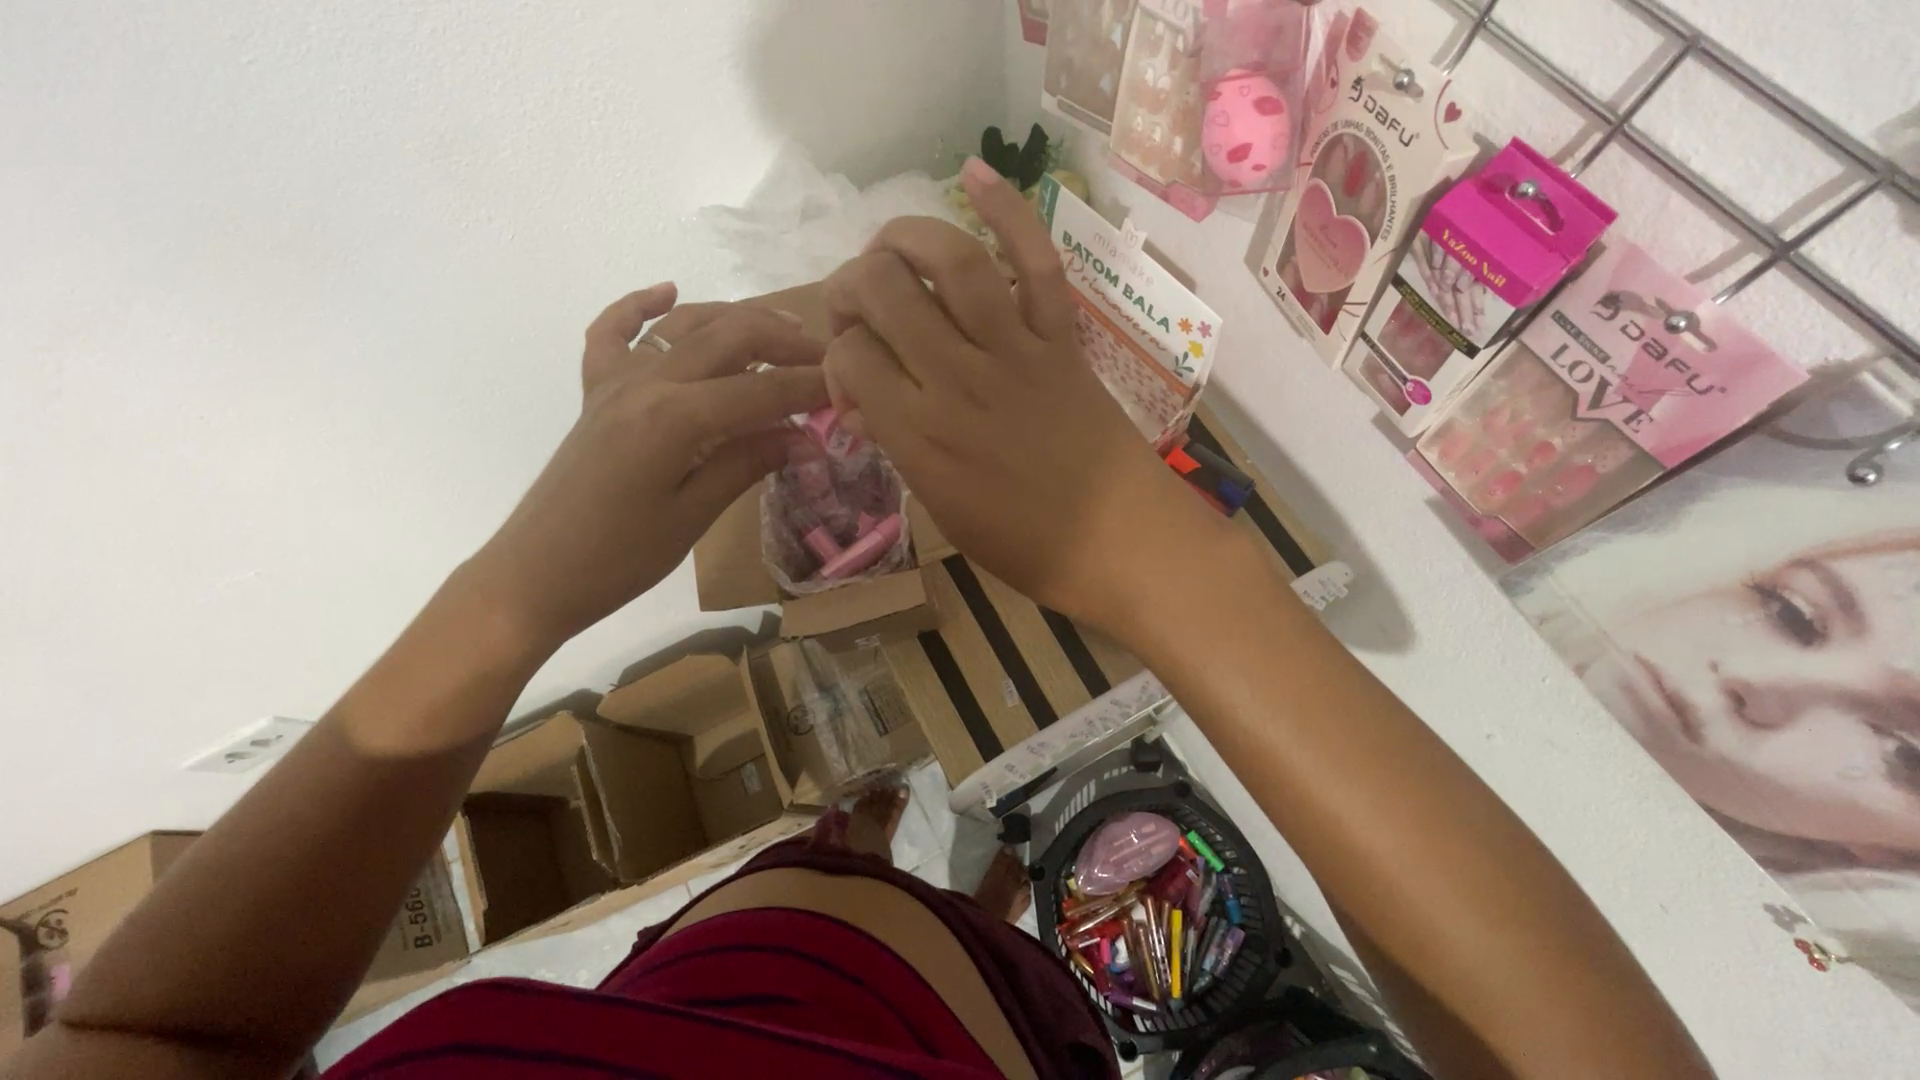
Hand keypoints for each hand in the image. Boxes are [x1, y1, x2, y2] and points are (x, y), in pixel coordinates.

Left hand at [467, 284, 826, 649]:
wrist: (534, 577)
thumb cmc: (618, 561)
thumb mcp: (694, 517)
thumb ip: (746, 464)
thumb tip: (803, 438)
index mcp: (675, 418)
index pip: (761, 390)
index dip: (811, 386)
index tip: (851, 386)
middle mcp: (646, 383)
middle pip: (729, 338)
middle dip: (785, 341)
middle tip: (829, 356)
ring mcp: (615, 383)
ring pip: (685, 326)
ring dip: (735, 318)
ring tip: (782, 327)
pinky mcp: (595, 393)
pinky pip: (614, 334)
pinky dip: (640, 307)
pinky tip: (666, 293)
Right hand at [821, 159, 1233, 635]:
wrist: (1121, 541)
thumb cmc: (1025, 544)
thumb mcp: (942, 508)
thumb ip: (901, 446)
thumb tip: (868, 400)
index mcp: (921, 435)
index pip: (850, 356)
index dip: (838, 355)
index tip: (854, 376)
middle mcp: (958, 379)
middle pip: (883, 292)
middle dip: (853, 287)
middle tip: (860, 307)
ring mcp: (1014, 350)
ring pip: (951, 262)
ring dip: (906, 237)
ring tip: (887, 246)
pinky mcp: (1061, 337)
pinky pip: (1035, 262)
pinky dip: (1009, 210)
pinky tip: (975, 173)